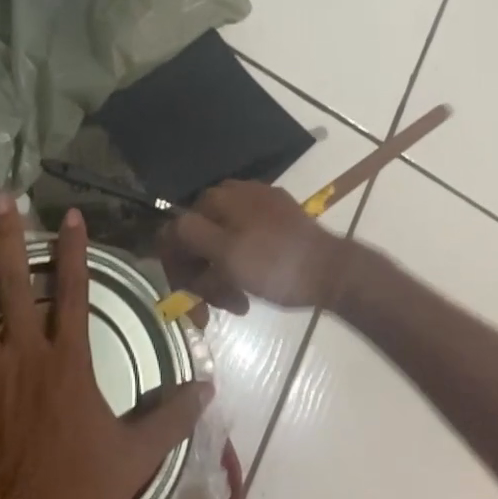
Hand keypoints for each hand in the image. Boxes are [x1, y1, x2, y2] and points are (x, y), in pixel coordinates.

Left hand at [0, 195, 210, 498]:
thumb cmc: (83, 489)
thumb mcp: (138, 454)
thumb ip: (173, 416)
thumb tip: (209, 389)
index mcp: (67, 362)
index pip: (72, 290)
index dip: (73, 249)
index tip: (69, 214)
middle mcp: (21, 357)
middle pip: (11, 283)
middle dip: (6, 236)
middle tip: (0, 198)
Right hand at [162, 180, 358, 311]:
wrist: (333, 271)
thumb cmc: (274, 264)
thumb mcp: (224, 254)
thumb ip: (186, 235)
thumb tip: (164, 229)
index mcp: (217, 198)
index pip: (176, 229)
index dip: (175, 264)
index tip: (185, 296)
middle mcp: (235, 192)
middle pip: (201, 235)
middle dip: (202, 273)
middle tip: (213, 306)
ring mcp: (261, 203)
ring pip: (224, 241)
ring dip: (222, 274)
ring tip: (237, 302)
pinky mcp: (281, 218)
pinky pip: (247, 240)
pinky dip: (242, 264)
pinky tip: (252, 286)